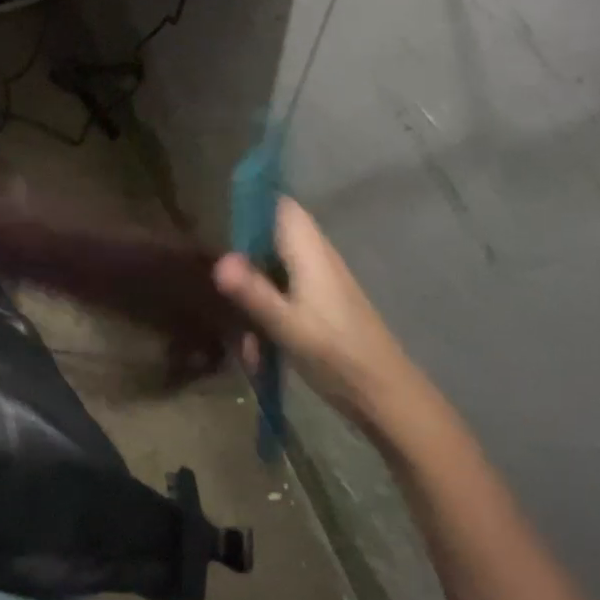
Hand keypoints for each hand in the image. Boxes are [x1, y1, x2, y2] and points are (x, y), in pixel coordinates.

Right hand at [213, 198, 419, 423]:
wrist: (389, 399)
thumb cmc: (339, 357)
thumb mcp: (288, 327)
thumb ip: (253, 292)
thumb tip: (218, 260)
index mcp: (312, 255)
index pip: (281, 206)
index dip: (251, 200)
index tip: (215, 208)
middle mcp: (317, 260)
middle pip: (272, 234)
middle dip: (240, 247)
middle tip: (209, 265)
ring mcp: (321, 283)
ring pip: (273, 265)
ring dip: (250, 285)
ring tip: (231, 314)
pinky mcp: (320, 305)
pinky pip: (282, 290)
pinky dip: (263, 307)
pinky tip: (254, 343)